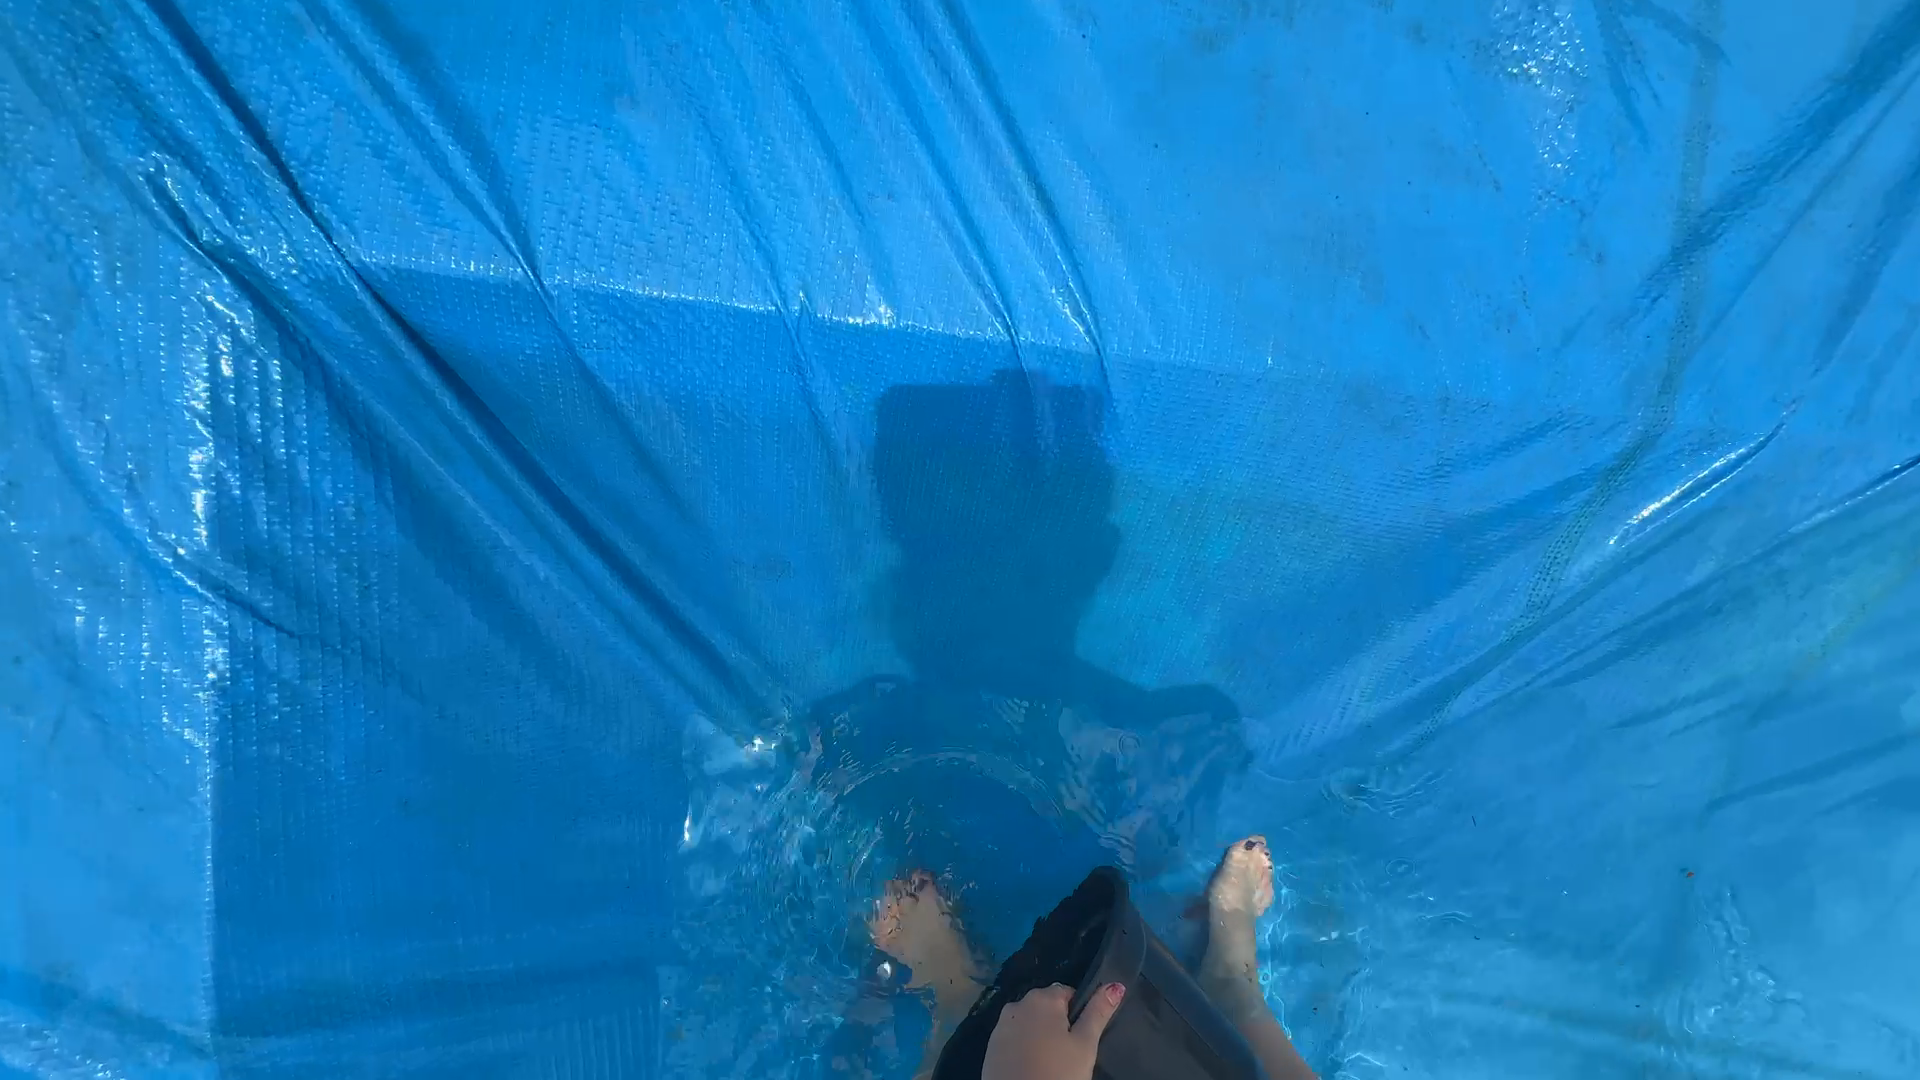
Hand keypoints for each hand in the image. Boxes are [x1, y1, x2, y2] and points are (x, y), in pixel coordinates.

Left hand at [982, 982, 1124, 1079]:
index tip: (1080, 1039)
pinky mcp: (991, 1043)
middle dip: (1057, 1024)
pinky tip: (1030, 1067)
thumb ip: (1098, 1012)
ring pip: (1029, 1022)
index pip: (1067, 993)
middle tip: (1067, 1055)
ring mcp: (1001, 1023)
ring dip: (1039, 1035)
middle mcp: (1018, 1001)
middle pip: (1046, 1006)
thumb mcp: (1085, 1045)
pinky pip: (1013, 1037)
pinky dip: (1023, 1046)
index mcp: (1043, 997)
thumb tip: (1116, 985)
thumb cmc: (1058, 1072)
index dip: (1077, 1015)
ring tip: (1049, 1063)